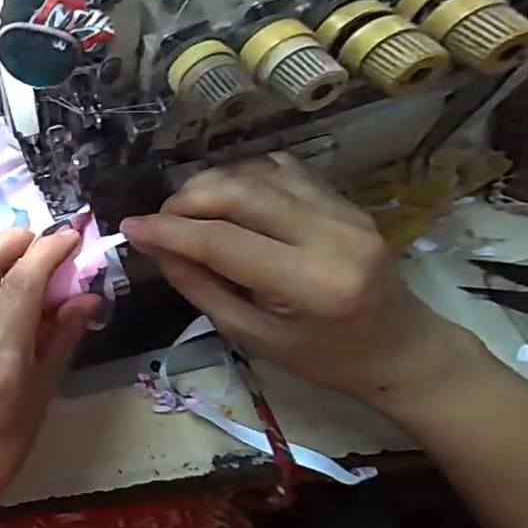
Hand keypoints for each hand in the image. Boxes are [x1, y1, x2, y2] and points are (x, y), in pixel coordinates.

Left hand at [0, 228, 100, 525]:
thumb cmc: (5, 439)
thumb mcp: (44, 391)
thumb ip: (63, 336)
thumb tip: (88, 293)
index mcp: (1, 358)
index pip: (21, 282)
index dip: (48, 250)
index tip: (70, 237)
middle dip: (13, 239)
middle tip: (40, 242)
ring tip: (16, 254)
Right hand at [120, 154, 487, 411]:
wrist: (399, 348)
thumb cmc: (319, 356)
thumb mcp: (247, 333)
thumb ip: (197, 284)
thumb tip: (152, 244)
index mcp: (311, 284)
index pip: (222, 241)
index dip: (168, 230)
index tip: (129, 226)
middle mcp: (333, 235)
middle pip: (239, 193)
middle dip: (185, 200)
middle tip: (158, 220)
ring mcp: (346, 211)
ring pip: (256, 173)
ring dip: (209, 186)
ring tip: (186, 212)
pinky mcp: (346, 199)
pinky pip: (281, 171)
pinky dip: (241, 178)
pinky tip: (227, 200)